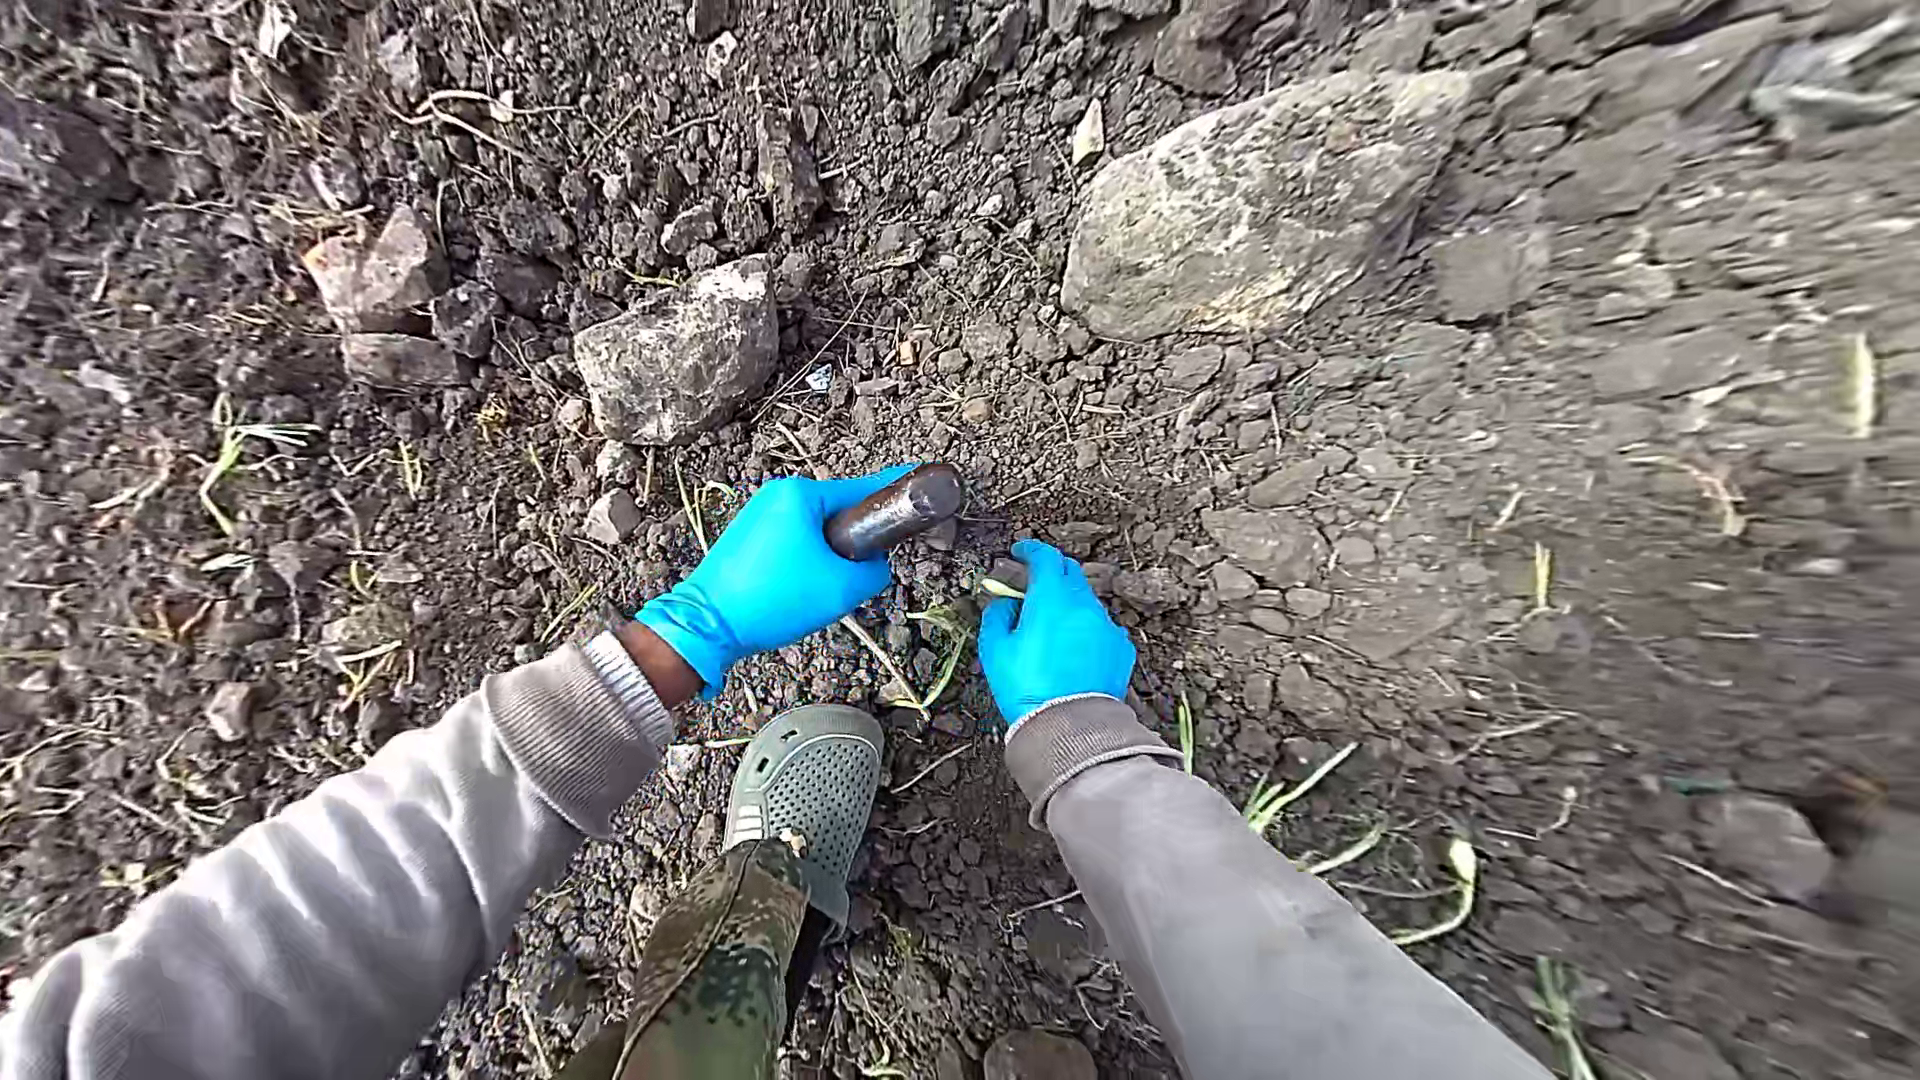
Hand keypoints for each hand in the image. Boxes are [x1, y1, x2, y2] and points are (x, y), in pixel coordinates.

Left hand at [639, 465, 913, 694]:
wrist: (708, 626)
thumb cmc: (773, 600)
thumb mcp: (842, 589)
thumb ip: (876, 570)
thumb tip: (876, 563)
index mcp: (799, 495)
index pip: (863, 489)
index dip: (894, 496)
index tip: (919, 487)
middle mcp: (778, 495)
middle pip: (840, 510)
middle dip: (854, 540)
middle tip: (856, 572)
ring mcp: (761, 513)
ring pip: (818, 528)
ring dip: (831, 553)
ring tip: (822, 585)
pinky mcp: (751, 534)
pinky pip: (796, 538)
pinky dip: (809, 558)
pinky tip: (802, 585)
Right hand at [979, 539, 1135, 730]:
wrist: (1069, 728)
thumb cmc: (1027, 687)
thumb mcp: (995, 649)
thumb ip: (997, 615)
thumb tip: (1005, 603)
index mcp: (1052, 598)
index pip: (1045, 557)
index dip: (1031, 549)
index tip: (1020, 552)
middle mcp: (1084, 605)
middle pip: (1070, 572)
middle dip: (1051, 572)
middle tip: (1033, 586)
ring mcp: (1107, 626)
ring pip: (1087, 600)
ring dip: (1069, 602)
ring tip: (1051, 625)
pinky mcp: (1121, 648)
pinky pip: (1102, 626)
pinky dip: (1086, 627)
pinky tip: (1073, 647)